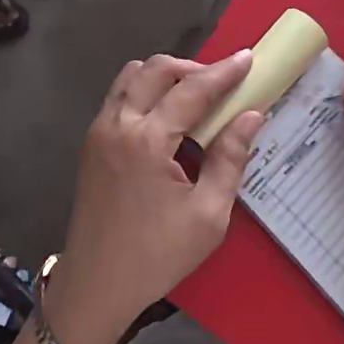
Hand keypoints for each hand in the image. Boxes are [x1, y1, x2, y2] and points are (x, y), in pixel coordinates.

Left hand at [45, 52, 262, 343]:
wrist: (95, 285)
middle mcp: (117, 123)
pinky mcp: (91, 143)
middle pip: (154, 70)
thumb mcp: (207, 215)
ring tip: (193, 95)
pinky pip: (118, 96)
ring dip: (163, 75)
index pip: (191, 91)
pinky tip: (165, 116)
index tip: (248, 58)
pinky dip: (144, 91)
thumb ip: (230, 159)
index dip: (223, 73)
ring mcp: (98, 131)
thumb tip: (252, 115)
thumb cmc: (156, 255)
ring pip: (130, 77)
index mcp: (146, 140)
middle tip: (221, 82)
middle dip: (191, 67)